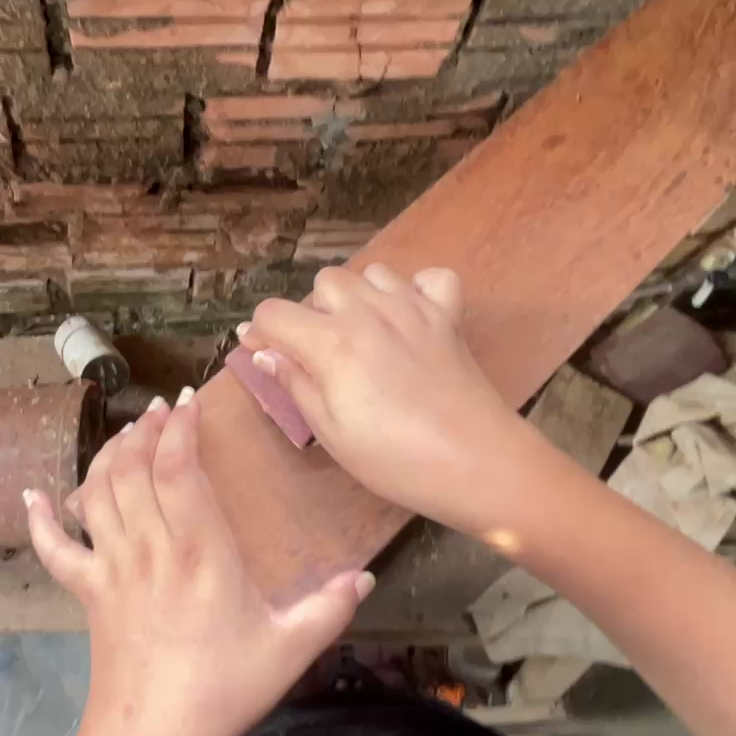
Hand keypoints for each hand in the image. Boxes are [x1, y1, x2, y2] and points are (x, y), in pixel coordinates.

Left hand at [25, 390, 374, 735]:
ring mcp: (110, 567)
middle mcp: (149, 547)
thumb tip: (367, 576)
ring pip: (96, 492)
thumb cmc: (222, 690)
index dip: (180, 428)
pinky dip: (40, 519)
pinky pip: (54, 548)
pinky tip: (32, 495)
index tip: (190, 401)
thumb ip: (330, 608)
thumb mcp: (289, 649)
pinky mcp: (87, 591)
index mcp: (199, 551)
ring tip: (128, 435)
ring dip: (107, 456)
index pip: (179, 469)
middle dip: (145, 429)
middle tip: (162, 409)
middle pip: (133, 468)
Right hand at [239, 264, 528, 535]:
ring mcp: (412, 307)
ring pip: (370, 273)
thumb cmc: (392, 458)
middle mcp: (367, 310)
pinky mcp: (448, 314)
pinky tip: (410, 317)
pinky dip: (416, 289)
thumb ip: (294, 383)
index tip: (266, 356)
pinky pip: (430, 277)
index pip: (273, 313)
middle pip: (323, 283)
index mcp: (331, 341)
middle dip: (313, 312)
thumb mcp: (329, 430)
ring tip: (364, 334)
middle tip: (322, 355)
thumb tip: (261, 352)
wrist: (474, 463)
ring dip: (359, 296)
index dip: (261, 333)